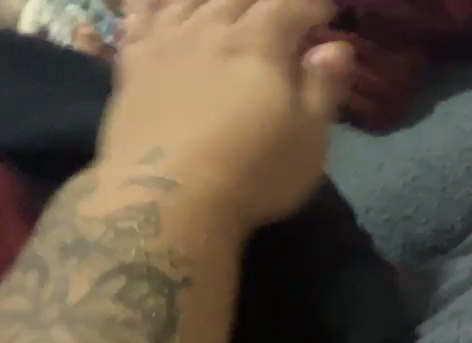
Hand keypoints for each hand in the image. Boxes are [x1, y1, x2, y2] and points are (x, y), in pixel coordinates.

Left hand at [99, 0, 353, 229]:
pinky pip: (139, 11)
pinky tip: (165, 6)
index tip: (327, 10)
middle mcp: (208, 29)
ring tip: (231, 6)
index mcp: (257, 45)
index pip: (286, 7)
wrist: (173, 193)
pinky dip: (155, 3)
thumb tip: (338, 48)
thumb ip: (323, 88)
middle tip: (282, 9)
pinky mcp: (133, 61)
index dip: (309, 5)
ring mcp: (165, 40)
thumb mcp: (309, 138)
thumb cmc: (257, 170)